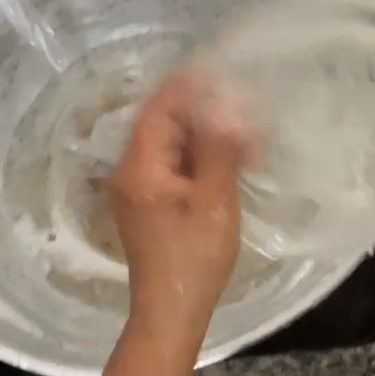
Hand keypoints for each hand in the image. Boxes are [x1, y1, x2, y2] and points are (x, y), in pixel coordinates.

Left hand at [106, 71, 249, 335]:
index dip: (184, 85)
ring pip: (170, 149)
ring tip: (244, 133)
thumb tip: (226, 105)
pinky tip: (228, 161)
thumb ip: (219, 149)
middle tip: (240, 100)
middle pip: (163, 127)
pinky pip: (172, 169)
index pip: (158, 109)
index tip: (213, 64)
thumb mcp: (214, 200)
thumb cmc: (194, 256)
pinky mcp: (148, 207)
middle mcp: (130, 173)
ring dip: (204, 137)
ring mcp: (137, 192)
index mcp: (140, 168)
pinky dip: (198, 160)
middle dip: (201, 111)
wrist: (171, 311)